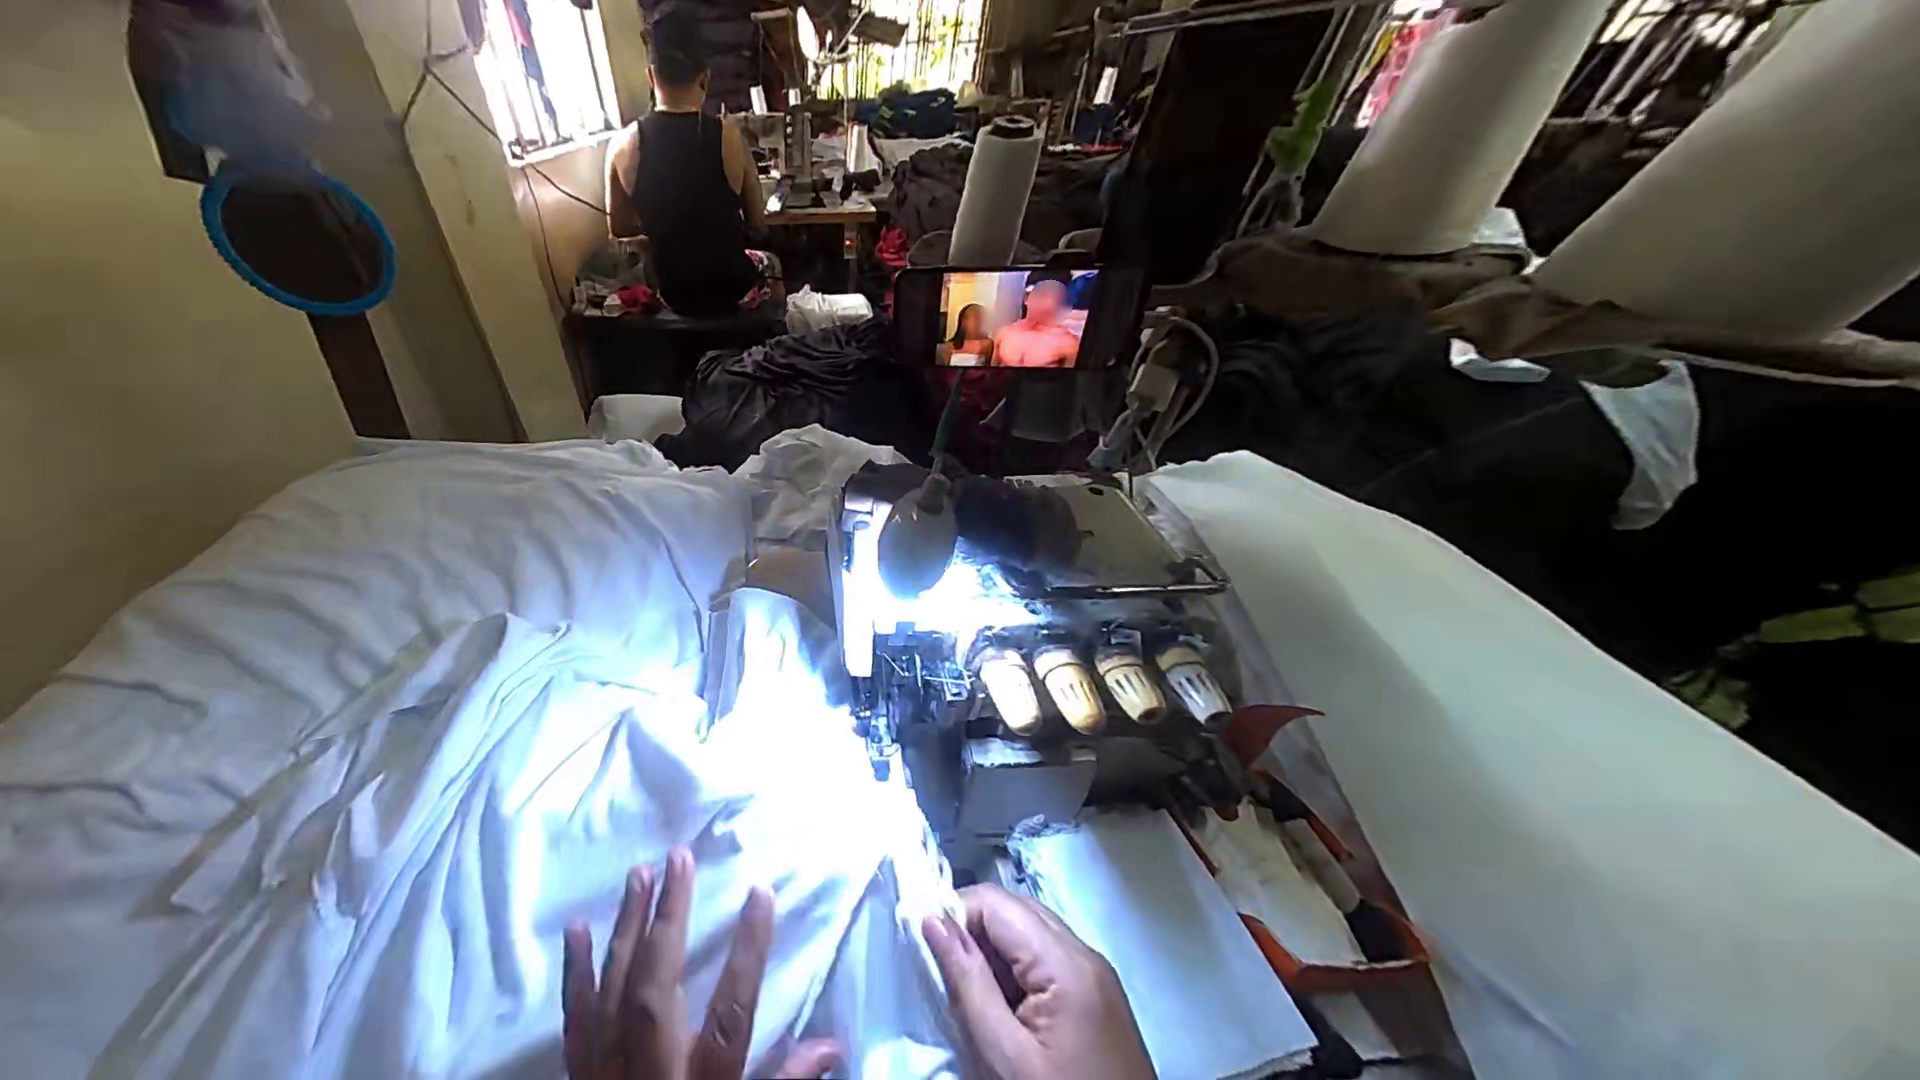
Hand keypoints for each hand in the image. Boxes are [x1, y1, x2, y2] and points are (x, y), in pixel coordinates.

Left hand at [562, 847, 838, 1079]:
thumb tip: (836, 1045)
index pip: (731, 1010)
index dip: (748, 950)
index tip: (762, 891)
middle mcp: (650, 1072)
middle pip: (656, 989)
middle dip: (669, 919)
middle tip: (679, 859)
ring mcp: (606, 1073)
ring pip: (613, 991)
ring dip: (627, 926)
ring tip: (640, 873)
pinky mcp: (579, 1075)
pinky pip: (574, 1018)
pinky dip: (576, 970)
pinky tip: (579, 927)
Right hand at [923, 884, 1154, 1079]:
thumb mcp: (1005, 1057)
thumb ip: (969, 984)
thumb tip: (933, 922)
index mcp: (1066, 962)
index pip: (998, 903)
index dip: (956, 913)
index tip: (925, 943)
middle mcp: (1085, 952)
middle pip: (1016, 909)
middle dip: (973, 928)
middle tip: (941, 968)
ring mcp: (1095, 972)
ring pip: (1031, 930)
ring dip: (993, 948)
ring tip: (966, 989)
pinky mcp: (1097, 993)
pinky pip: (1048, 957)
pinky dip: (1016, 967)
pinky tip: (999, 1003)